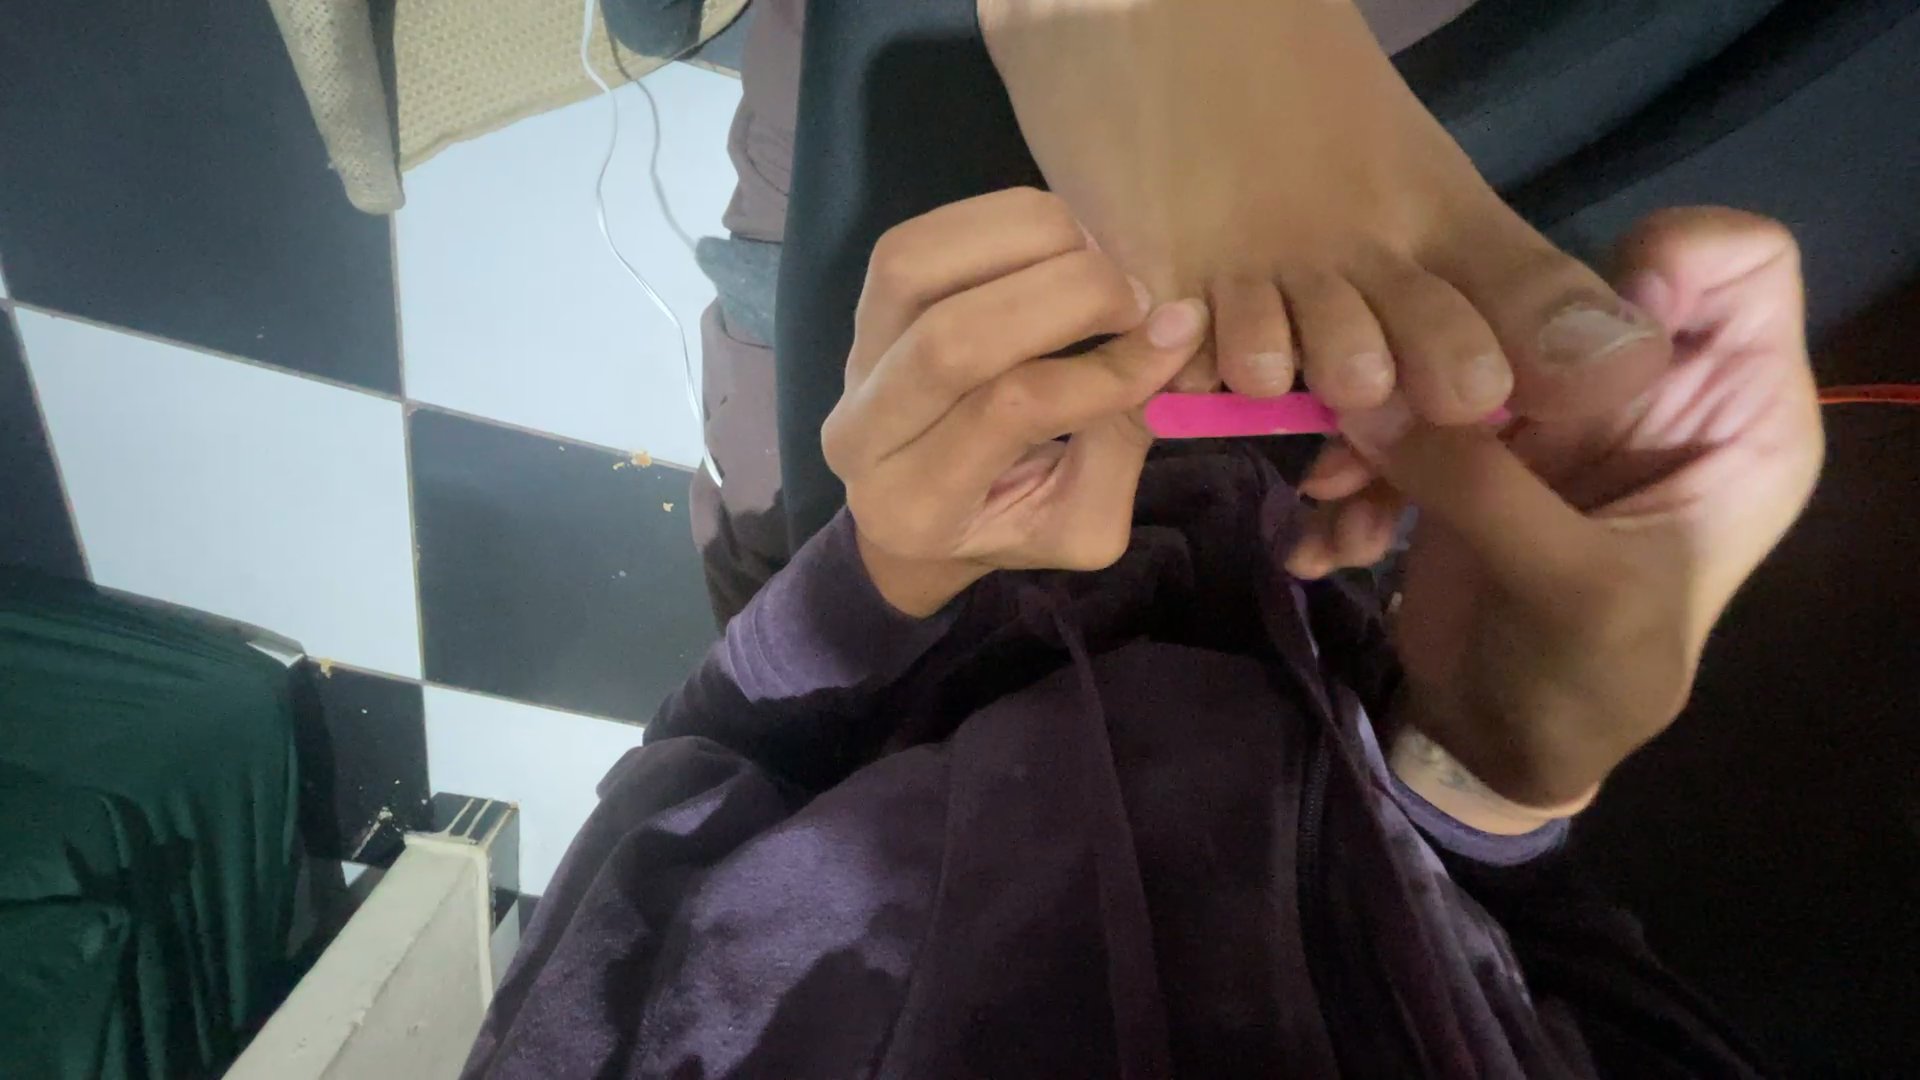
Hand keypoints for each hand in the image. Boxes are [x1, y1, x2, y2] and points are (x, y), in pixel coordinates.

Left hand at [823, 188, 1209, 616]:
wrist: (922, 511)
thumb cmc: (1006, 524)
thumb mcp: (1080, 524)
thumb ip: (1122, 445)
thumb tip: (1173, 335)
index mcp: (917, 509)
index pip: (1007, 411)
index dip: (1102, 367)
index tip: (1174, 338)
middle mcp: (862, 435)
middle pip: (953, 337)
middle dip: (1067, 295)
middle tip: (1137, 296)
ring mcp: (852, 365)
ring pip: (915, 267)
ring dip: (1025, 240)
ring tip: (1093, 258)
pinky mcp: (860, 315)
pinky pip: (914, 243)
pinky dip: (994, 222)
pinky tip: (1052, 243)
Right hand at [1322, 208, 1823, 816]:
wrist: (1501, 740)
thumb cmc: (1584, 679)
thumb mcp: (1561, 585)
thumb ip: (1477, 483)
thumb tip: (1368, 396)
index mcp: (1718, 412)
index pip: (1730, 267)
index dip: (1643, 266)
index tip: (1524, 334)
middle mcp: (1622, 402)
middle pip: (1536, 311)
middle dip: (1442, 366)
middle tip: (1370, 422)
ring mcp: (1525, 434)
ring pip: (1441, 374)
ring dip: (1371, 443)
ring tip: (1332, 510)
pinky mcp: (1451, 467)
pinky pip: (1390, 439)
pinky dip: (1347, 491)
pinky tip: (1322, 550)